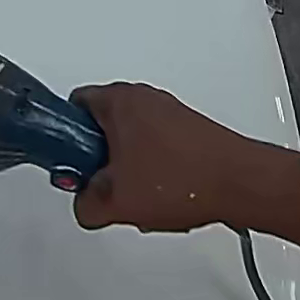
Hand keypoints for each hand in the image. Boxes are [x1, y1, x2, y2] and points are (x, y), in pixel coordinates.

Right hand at [70, 82, 299, 233]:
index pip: (74, 104)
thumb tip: (84, 200)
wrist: (236, 181)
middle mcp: (142, 96)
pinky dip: (147, 164)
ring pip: (126, 135)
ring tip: (135, 193)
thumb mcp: (114, 202)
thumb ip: (84, 202)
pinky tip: (157, 193)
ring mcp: (165, 109)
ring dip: (123, 163)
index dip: (64, 136)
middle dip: (96, 155)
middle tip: (100, 183)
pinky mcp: (182, 126)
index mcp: (120, 100)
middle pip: (100, 121)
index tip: (68, 162)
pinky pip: (150, 141)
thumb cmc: (184, 177)